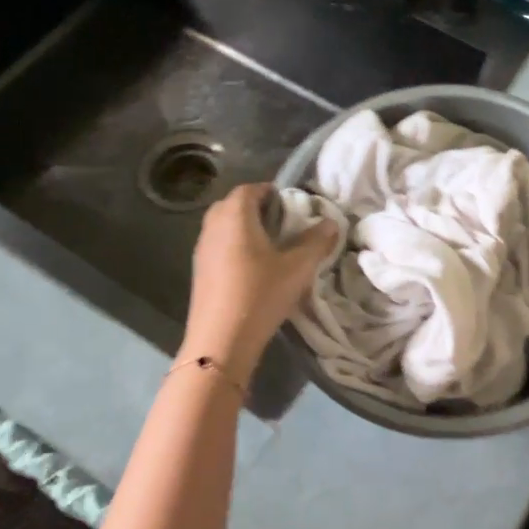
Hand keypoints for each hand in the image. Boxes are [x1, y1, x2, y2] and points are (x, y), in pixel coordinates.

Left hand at [184, 184, 338, 382]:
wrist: (221, 340)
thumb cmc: (260, 294)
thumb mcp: (298, 267)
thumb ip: (316, 241)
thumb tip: (331, 222)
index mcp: (235, 216)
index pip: (249, 189)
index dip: (269, 191)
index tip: (290, 203)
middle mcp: (213, 226)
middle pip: (232, 205)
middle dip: (255, 208)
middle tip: (281, 222)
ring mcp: (201, 249)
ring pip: (222, 226)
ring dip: (243, 229)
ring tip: (269, 246)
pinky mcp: (198, 272)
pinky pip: (217, 246)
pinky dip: (233, 247)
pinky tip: (251, 269)